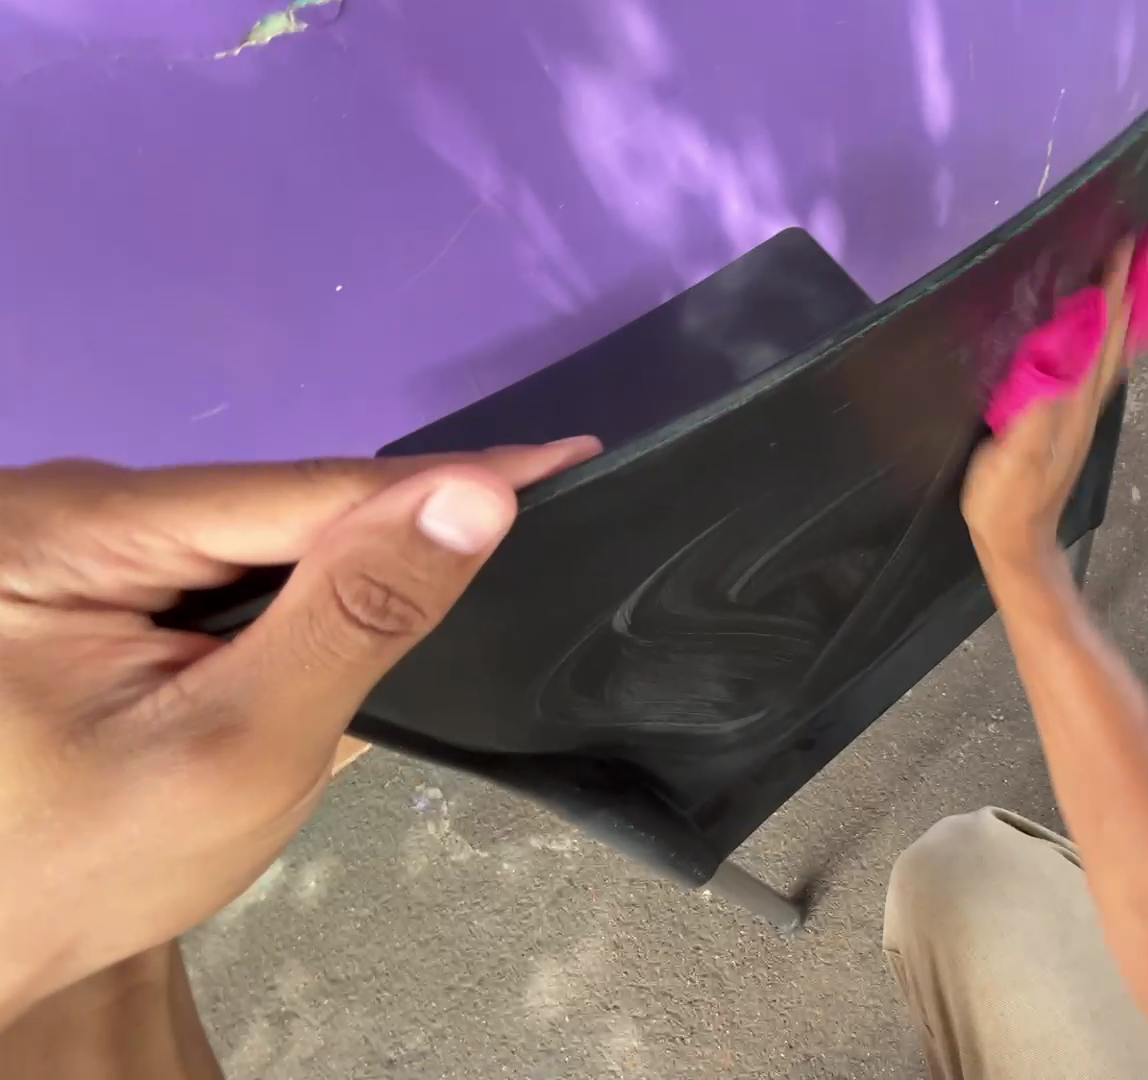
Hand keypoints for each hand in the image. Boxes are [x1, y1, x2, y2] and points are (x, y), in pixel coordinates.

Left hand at [0, 438, 599, 1021]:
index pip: (320, 489)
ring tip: (492, 529)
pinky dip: (339, 563)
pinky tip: (391, 569)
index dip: (459, 476)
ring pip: (286, 518)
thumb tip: (475, 496)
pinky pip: (256, 548)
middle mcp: (62, 510)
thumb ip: (364, 614)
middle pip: (301, 495)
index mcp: (61, 535)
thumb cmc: (88, 865)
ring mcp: (80, 539)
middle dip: (428, 505)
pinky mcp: (104, 572)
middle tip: (553, 492)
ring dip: (389, 535)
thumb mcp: (247, 741)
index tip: (572, 457)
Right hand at [963, 239, 1134, 579]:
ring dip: (1122, 310)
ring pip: (1111, 351)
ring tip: (1126, 274)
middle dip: (1127, 288)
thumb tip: (1057, 357)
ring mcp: (1081, 413)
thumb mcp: (1013, 458)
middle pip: (1116, 337)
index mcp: (1074, 402)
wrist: (1018, 542)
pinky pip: (1096, 369)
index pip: (1102, 334)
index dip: (1114, 289)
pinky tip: (1102, 332)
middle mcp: (1086, 402)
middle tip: (1136, 242)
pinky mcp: (1070, 422)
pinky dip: (1107, 339)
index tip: (1126, 242)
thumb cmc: (1006, 501)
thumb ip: (1035, 410)